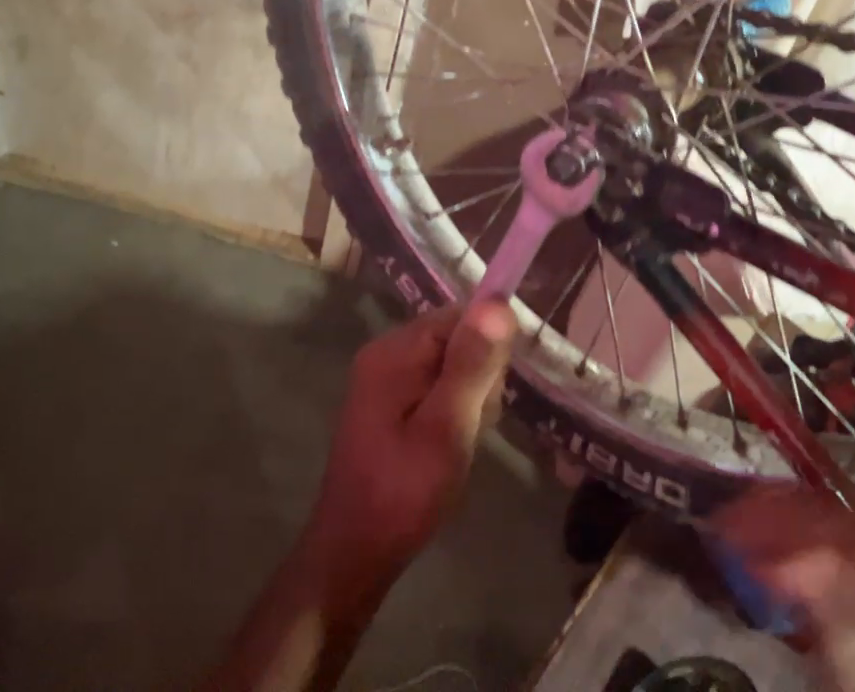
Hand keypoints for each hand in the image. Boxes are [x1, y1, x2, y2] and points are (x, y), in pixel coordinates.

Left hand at [301, 303, 518, 587]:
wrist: (356, 552)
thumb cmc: (404, 491)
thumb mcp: (447, 427)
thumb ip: (472, 365)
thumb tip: (497, 302)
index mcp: (394, 351)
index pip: (461, 315)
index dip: (488, 349)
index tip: (491, 394)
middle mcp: (387, 355)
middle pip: (459, 340)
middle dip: (480, 381)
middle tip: (470, 427)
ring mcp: (387, 381)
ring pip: (455, 369)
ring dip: (471, 403)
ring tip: (459, 444)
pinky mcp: (392, 407)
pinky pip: (441, 391)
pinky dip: (456, 416)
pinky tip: (450, 448)